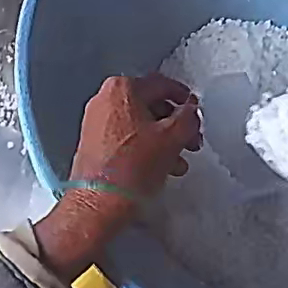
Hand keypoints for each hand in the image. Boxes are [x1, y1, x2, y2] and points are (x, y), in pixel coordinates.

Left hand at [68, 74, 201, 195]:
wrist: (100, 202)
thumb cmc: (128, 171)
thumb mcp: (173, 138)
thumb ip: (188, 118)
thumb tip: (191, 113)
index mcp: (121, 89)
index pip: (162, 84)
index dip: (184, 98)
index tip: (193, 109)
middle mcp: (104, 101)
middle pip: (150, 104)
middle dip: (174, 123)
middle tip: (190, 137)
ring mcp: (96, 123)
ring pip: (139, 123)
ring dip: (162, 138)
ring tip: (177, 158)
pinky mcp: (93, 144)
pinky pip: (126, 138)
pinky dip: (145, 147)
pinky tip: (159, 166)